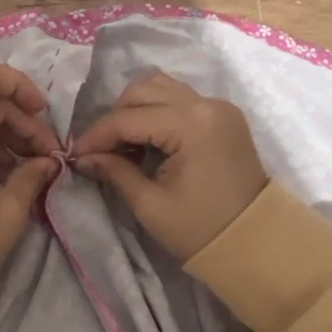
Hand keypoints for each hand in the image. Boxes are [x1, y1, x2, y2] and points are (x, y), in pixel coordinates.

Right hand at [71, 73, 267, 259]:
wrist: (256, 243)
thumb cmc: (201, 230)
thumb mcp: (150, 205)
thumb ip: (115, 172)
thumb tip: (84, 157)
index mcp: (190, 125)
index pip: (128, 118)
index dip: (96, 135)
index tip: (75, 154)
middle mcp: (206, 104)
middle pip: (143, 91)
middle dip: (115, 117)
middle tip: (100, 150)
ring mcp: (218, 107)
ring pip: (161, 88)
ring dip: (136, 110)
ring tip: (124, 144)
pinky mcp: (223, 116)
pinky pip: (180, 99)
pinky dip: (157, 112)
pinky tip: (147, 141)